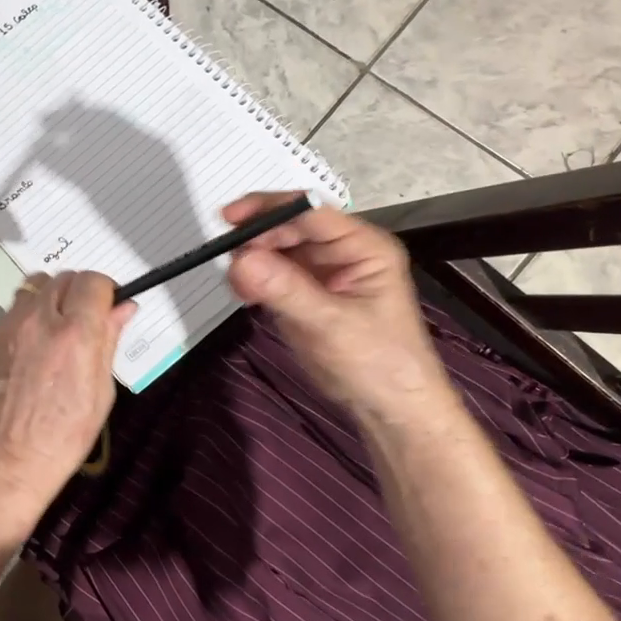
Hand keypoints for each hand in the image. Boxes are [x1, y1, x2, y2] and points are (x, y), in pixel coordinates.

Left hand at [0, 271, 135, 523]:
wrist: (14, 455)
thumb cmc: (68, 432)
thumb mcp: (102, 389)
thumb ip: (110, 339)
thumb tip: (124, 306)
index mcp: (76, 334)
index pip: (93, 281)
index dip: (105, 290)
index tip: (108, 306)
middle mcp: (41, 319)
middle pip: (64, 277)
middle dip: (80, 291)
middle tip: (86, 317)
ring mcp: (12, 323)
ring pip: (37, 284)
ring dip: (52, 296)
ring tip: (59, 326)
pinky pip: (17, 306)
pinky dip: (31, 313)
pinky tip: (36, 342)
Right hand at [223, 193, 451, 422]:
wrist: (391, 412)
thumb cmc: (379, 365)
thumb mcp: (332, 325)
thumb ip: (286, 290)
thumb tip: (239, 259)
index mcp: (363, 246)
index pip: (309, 212)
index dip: (268, 209)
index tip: (228, 218)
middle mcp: (340, 250)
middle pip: (286, 225)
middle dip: (255, 239)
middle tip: (230, 261)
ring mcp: (318, 270)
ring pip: (272, 246)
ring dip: (250, 259)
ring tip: (240, 287)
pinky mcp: (301, 290)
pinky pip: (267, 270)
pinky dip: (250, 277)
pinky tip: (245, 296)